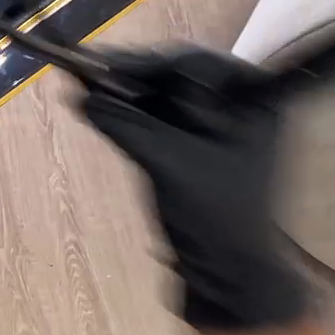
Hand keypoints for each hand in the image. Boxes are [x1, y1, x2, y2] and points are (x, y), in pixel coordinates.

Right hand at [79, 46, 307, 330]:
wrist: (229, 271)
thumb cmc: (211, 212)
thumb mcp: (164, 162)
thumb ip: (123, 123)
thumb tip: (78, 94)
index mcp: (256, 103)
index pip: (194, 64)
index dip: (144, 63)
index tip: (99, 64)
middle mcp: (244, 108)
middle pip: (179, 78)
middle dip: (134, 77)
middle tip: (87, 77)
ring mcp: (222, 130)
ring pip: (168, 98)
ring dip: (129, 95)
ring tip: (89, 92)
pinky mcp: (201, 150)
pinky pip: (164, 120)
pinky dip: (134, 116)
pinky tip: (104, 113)